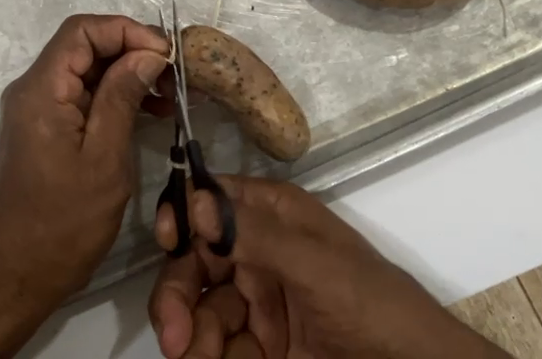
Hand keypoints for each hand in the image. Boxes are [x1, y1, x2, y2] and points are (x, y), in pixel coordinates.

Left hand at [0, 14, 169, 357]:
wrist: (20, 274)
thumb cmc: (65, 223)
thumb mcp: (104, 159)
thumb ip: (122, 98)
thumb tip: (148, 53)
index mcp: (41, 89)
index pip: (82, 31)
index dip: (125, 30)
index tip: (165, 51)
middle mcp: (33, 89)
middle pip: (83, 46)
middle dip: (130, 50)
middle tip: (174, 73)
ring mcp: (37, 108)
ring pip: (85, 70)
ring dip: (126, 74)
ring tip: (170, 93)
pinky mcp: (46, 128)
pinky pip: (81, 95)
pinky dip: (114, 96)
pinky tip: (150, 111)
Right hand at [151, 176, 507, 358]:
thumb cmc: (376, 308)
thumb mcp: (317, 266)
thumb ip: (255, 233)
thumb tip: (194, 198)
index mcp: (274, 216)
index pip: (212, 200)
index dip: (182, 214)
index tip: (166, 240)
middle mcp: (259, 253)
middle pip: (195, 261)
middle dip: (177, 294)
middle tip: (172, 336)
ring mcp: (261, 304)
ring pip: (201, 310)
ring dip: (189, 336)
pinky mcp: (264, 350)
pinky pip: (219, 348)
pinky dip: (205, 357)